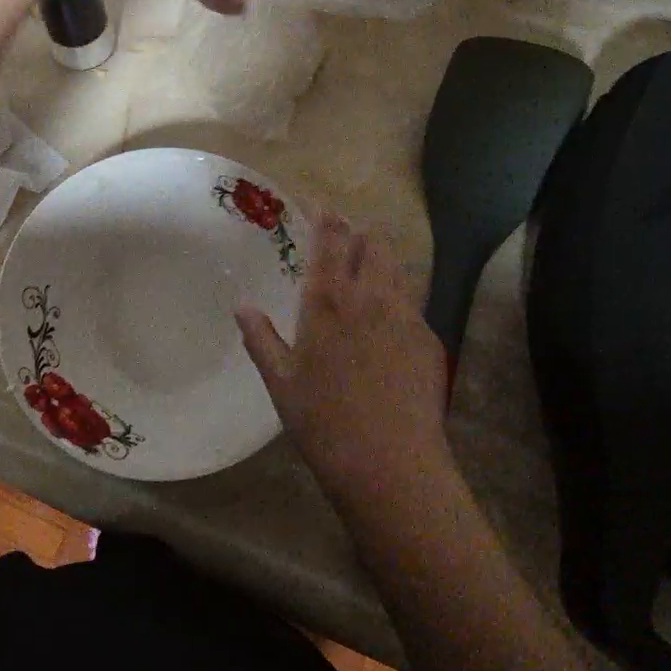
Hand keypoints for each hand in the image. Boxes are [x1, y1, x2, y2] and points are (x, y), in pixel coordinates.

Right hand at [236, 214, 454, 503]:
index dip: (324, 216)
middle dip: (358, 232)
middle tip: (342, 238)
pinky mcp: (429, 341)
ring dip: (381, 260)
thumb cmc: (323, 422)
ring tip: (366, 271)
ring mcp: (406, 317)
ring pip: (397, 269)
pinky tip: (385, 323)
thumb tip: (242, 306)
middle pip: (373, 243)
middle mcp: (370, 297)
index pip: (330, 240)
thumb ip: (261, 338)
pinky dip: (396, 298)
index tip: (316, 205)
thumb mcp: (280, 382)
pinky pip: (412, 304)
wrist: (391, 465)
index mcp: (328, 302)